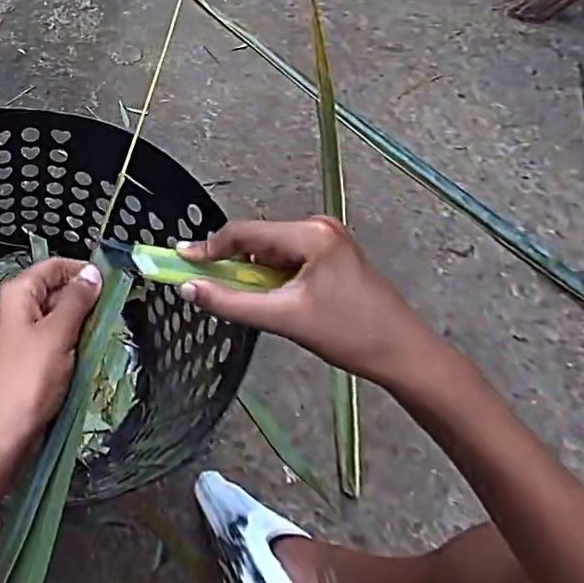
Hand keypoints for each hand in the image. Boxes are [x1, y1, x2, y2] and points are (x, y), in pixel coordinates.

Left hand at [0, 257, 103, 452]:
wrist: (3, 431)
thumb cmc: (28, 378)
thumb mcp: (57, 334)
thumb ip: (77, 301)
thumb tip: (92, 272)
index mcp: (17, 293)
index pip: (54, 266)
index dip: (82, 271)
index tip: (113, 283)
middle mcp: (16, 308)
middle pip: (56, 289)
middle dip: (84, 299)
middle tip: (112, 314)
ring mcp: (22, 334)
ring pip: (58, 316)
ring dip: (81, 324)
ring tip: (101, 336)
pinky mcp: (29, 358)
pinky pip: (55, 340)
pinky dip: (73, 343)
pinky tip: (88, 354)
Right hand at [177, 217, 448, 389]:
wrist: (404, 354)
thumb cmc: (352, 335)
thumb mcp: (282, 318)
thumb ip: (230, 302)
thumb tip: (188, 288)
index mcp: (310, 235)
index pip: (243, 233)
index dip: (207, 248)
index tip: (180, 260)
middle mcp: (317, 228)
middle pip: (253, 240)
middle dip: (229, 264)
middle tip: (206, 284)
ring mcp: (324, 240)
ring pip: (265, 251)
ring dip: (248, 273)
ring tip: (247, 299)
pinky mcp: (327, 255)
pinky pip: (281, 259)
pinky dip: (266, 277)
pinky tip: (269, 298)